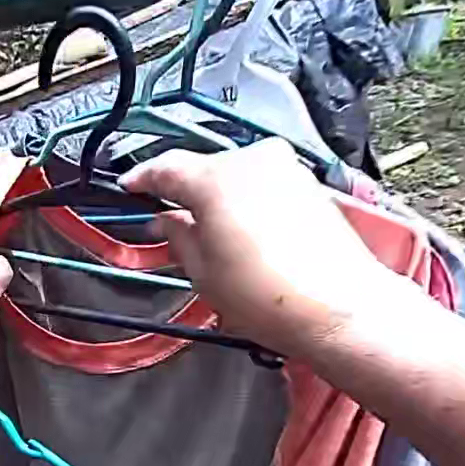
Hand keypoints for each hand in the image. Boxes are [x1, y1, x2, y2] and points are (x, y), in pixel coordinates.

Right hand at [122, 140, 419, 354]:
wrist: (336, 305)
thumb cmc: (261, 294)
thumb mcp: (201, 271)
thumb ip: (178, 237)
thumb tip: (168, 221)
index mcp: (217, 179)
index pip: (166, 167)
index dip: (142, 178)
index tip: (128, 188)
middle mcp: (253, 160)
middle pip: (202, 168)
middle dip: (181, 192)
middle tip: (164, 221)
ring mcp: (285, 168)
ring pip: (233, 175)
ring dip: (212, 197)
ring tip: (201, 232)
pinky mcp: (307, 184)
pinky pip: (259, 183)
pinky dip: (240, 201)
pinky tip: (234, 230)